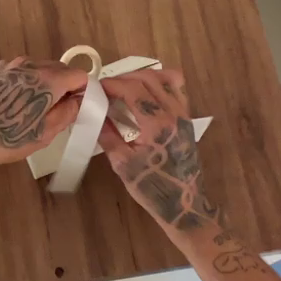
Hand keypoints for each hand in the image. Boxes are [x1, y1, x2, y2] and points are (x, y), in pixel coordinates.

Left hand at [0, 57, 88, 168]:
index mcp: (47, 79)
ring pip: (36, 69)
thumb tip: (80, 100)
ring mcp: (7, 66)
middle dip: (63, 86)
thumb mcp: (45, 133)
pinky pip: (16, 73)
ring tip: (31, 109)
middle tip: (57, 110)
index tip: (79, 104)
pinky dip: (22, 84)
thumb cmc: (7, 140)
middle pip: (57, 68)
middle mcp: (28, 65)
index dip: (83, 89)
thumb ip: (68, 112)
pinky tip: (11, 105)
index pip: (78, 74)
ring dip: (41, 84)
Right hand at [98, 70, 219, 236]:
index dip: (112, 84)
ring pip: (166, 79)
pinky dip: (159, 84)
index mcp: (156, 124)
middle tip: (107, 88)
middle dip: (124, 77)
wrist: (183, 204)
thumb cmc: (150, 186)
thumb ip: (108, 135)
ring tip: (125, 87)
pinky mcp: (187, 119)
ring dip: (143, 76)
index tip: (96, 87)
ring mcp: (184, 114)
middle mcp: (174, 113)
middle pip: (148, 78)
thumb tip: (93, 114)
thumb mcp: (122, 164)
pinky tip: (145, 96)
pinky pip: (176, 90)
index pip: (132, 89)